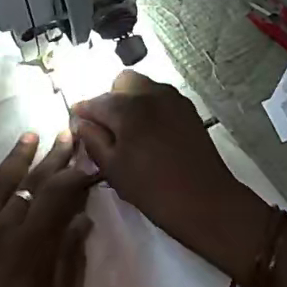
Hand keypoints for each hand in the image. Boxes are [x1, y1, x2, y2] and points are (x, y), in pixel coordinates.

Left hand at [0, 132, 96, 286]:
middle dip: (50, 159)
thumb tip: (82, 220)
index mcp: (29, 251)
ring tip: (29, 134)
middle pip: (28, 185)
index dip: (75, 176)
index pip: (56, 198)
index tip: (91, 162)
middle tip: (66, 134)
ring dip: (14, 158)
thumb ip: (68, 263)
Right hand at [72, 71, 271, 276]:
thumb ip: (92, 139)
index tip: (79, 126)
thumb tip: (81, 122)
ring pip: (142, 87)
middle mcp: (149, 93)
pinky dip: (149, 108)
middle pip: (121, 83)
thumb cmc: (153, 189)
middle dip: (109, 99)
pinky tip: (150, 135)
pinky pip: (160, 98)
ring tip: (130, 132)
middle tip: (107, 128)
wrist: (207, 203)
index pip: (94, 101)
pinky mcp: (188, 109)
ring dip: (130, 101)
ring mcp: (172, 99)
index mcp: (126, 107)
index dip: (82, 113)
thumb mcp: (113, 168)